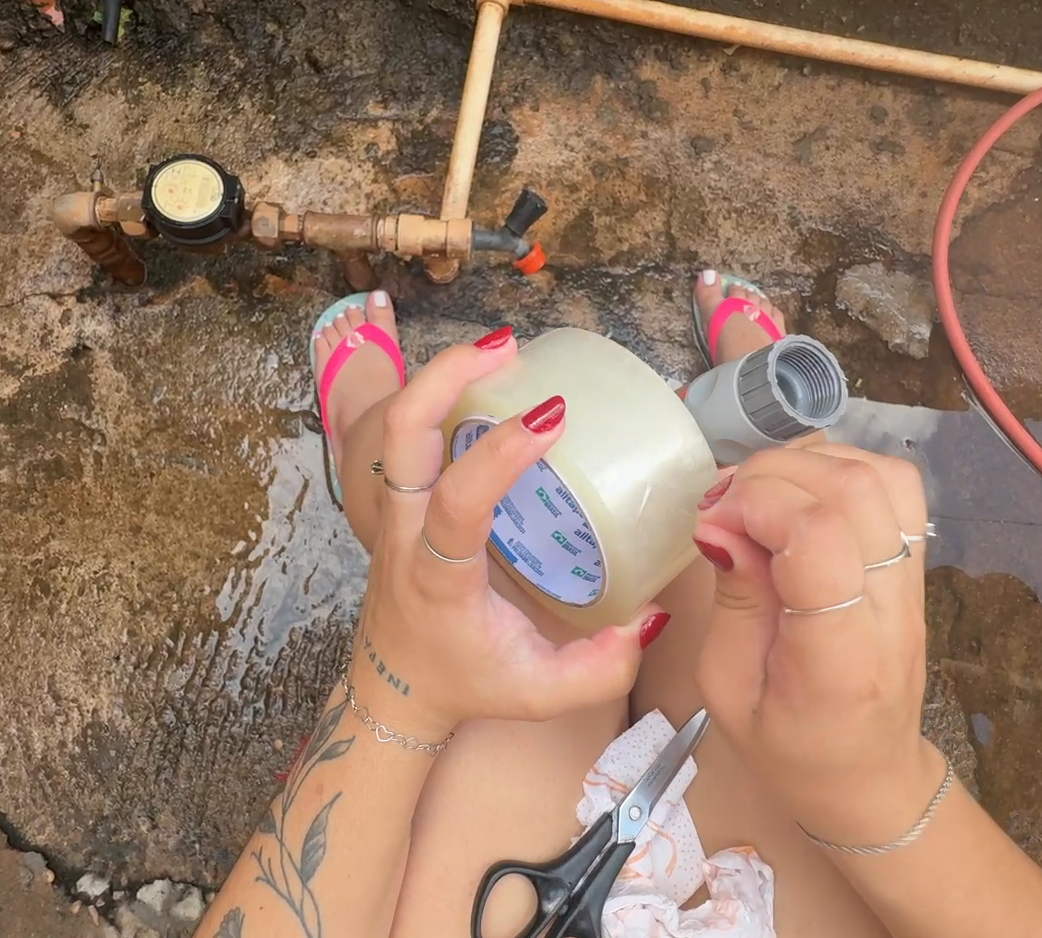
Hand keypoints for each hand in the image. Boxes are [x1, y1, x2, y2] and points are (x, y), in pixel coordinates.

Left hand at [349, 334, 662, 739]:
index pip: (457, 501)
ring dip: (441, 377)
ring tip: (501, 351)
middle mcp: (405, 533)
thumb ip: (602, 670)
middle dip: (447, 377)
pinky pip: (408, 436)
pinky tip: (483, 386)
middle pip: (401, 435)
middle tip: (508, 348)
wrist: (394, 685)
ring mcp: (394, 512)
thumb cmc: (465, 682)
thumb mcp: (539, 692)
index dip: (501, 454)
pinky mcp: (400, 502)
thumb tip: (647, 617)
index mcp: (438, 577)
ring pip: (396, 427)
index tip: (552, 417)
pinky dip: (440, 398)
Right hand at [693, 444, 941, 843]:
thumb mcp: (728, 688)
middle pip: (854, 491)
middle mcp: (890, 608)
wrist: (869, 779)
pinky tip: (799, 492)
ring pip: (883, 476)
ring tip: (762, 491)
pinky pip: (895, 488)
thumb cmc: (788, 747)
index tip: (712, 517)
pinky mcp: (915, 567)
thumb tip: (719, 519)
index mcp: (839, 657)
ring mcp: (913, 583)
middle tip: (727, 501)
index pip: (819, 536)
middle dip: (774, 473)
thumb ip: (731, 598)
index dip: (758, 503)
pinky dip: (841, 467)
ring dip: (809, 463)